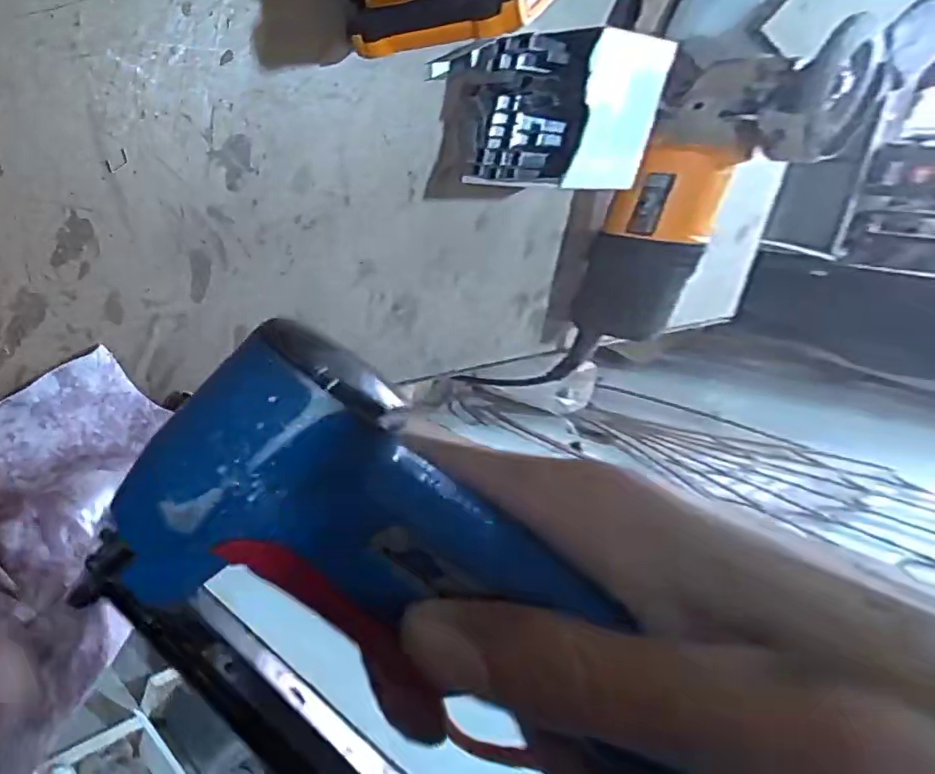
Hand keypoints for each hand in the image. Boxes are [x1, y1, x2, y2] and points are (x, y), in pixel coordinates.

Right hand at [385, 432, 934, 772]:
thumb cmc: (910, 715)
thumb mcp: (747, 715)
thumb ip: (574, 667)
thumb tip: (416, 635)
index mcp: (570, 501)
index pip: (406, 457)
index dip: (340, 498)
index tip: (325, 587)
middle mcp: (570, 510)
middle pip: (430, 536)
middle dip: (416, 622)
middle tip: (426, 715)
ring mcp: (605, 554)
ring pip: (484, 595)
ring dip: (495, 678)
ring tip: (563, 758)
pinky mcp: (638, 598)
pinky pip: (546, 630)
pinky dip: (549, 693)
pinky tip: (607, 750)